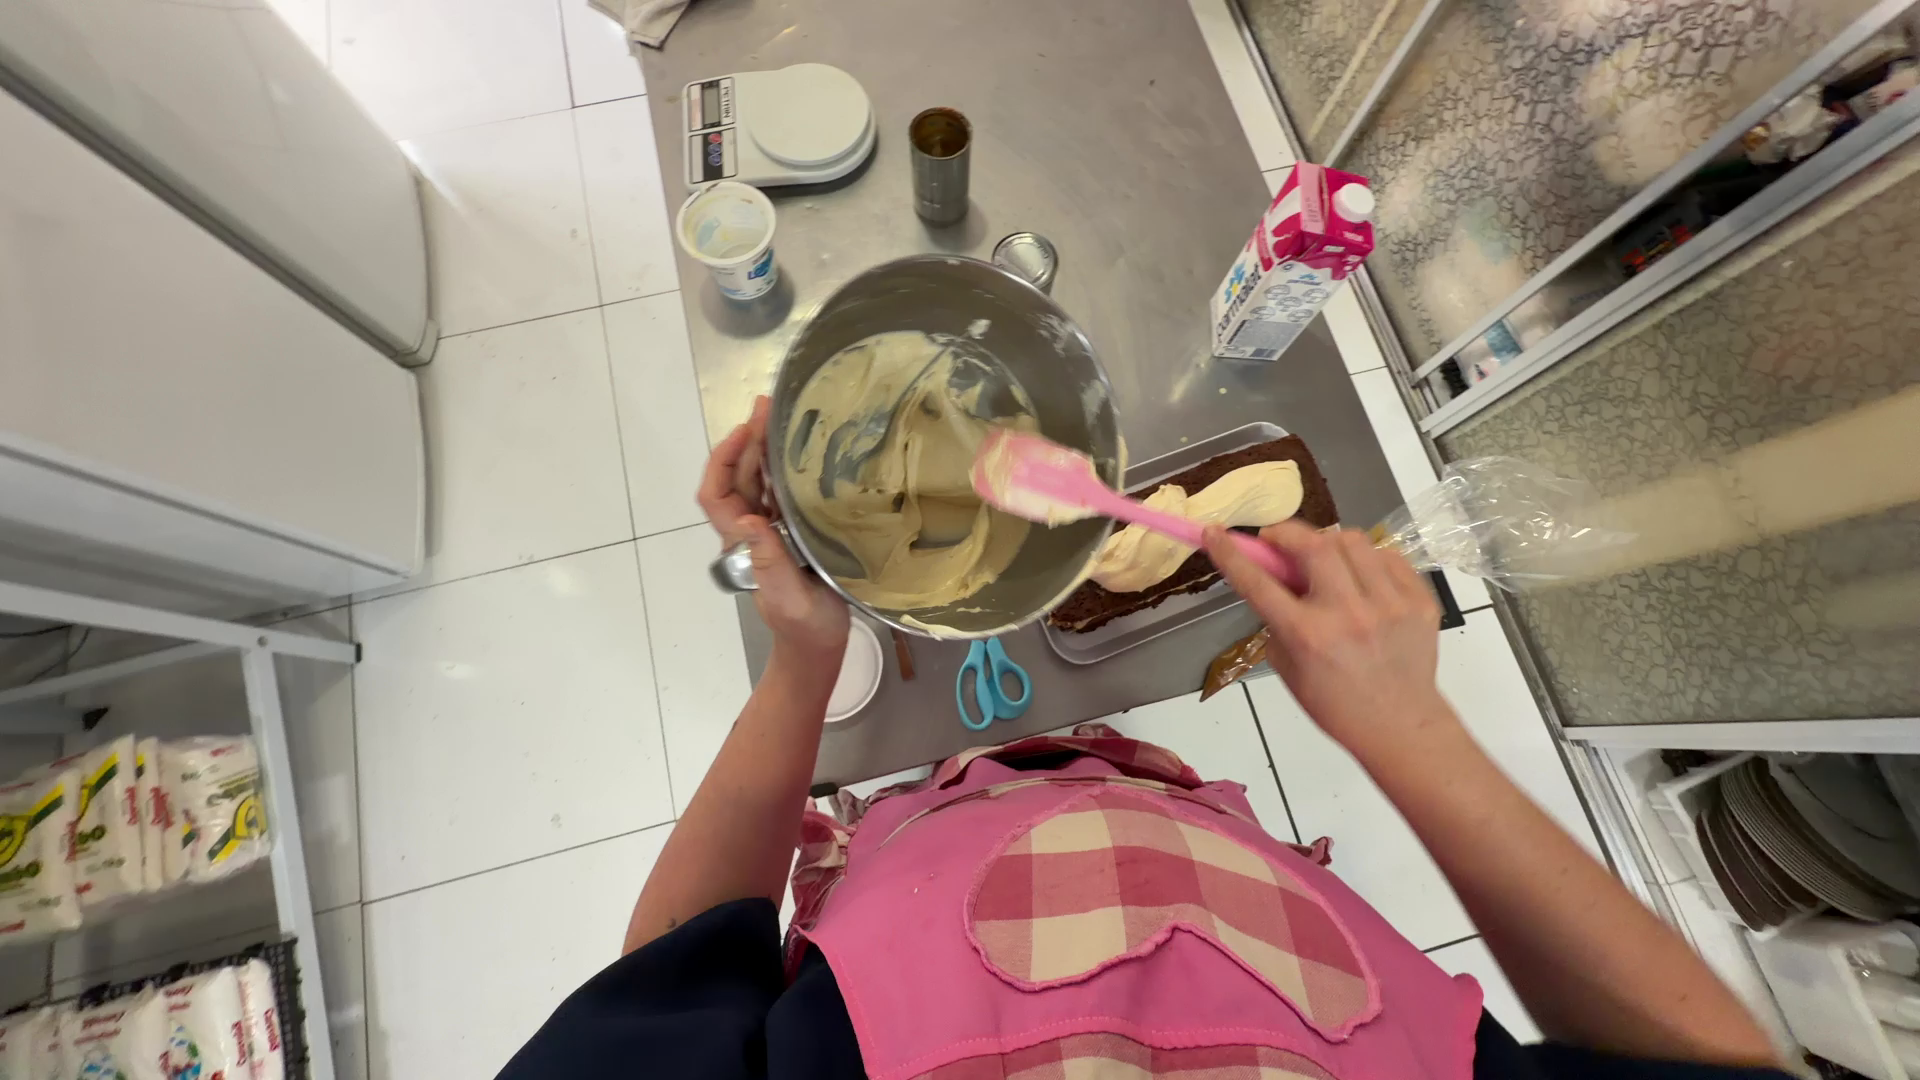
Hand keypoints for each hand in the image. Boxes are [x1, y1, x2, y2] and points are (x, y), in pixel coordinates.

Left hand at [700, 397, 849, 662]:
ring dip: (767, 448)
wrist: (817, 643)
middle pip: (740, 478)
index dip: (723, 460)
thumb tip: (747, 520)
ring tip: (785, 416)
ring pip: (761, 481)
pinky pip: (784, 493)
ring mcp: (772, 531)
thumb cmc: (804, 623)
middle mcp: (752, 530)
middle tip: (770, 405)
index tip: (743, 431)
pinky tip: (806, 451)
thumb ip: (769, 561)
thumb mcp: (788, 596)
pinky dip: (789, 468)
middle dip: (748, 440)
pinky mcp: (794, 532)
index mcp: (743, 543)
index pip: (716, 493)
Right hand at [1203, 521, 1455, 760]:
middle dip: (1285, 533)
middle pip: (1312, 544)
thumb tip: (1278, 577)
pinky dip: (1366, 559)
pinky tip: (1360, 578)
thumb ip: (1278, 617)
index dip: (1230, 552)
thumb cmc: (1331, 702)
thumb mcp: (1286, 664)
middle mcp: (1347, 613)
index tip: (1214, 532)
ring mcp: (1389, 604)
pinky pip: (1387, 556)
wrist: (1400, 726)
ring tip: (1323, 561)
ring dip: (1327, 543)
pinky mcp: (1419, 601)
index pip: (1258, 582)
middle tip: (1276, 541)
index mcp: (1306, 635)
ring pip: (1352, 541)